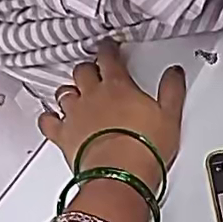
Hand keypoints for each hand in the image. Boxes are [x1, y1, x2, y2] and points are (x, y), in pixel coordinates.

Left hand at [40, 39, 184, 221]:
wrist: (121, 174)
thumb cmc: (145, 147)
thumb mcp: (170, 117)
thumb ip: (172, 91)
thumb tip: (174, 73)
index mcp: (118, 87)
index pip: (109, 58)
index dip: (109, 50)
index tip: (110, 48)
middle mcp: (92, 96)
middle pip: (83, 71)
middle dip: (88, 69)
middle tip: (94, 71)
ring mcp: (76, 115)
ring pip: (64, 92)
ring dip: (71, 91)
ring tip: (76, 94)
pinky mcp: (64, 135)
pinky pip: (48, 121)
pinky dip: (49, 118)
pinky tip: (53, 119)